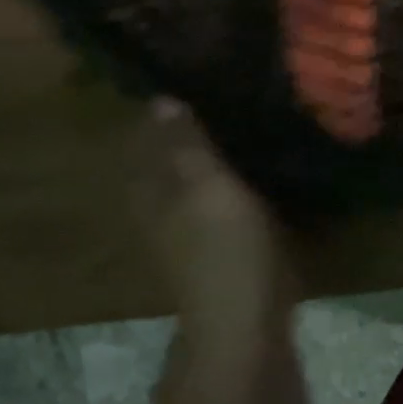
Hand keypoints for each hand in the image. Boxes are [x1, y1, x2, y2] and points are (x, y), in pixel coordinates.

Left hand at [135, 99, 295, 343]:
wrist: (245, 321)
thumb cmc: (226, 248)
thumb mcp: (209, 187)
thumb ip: (188, 146)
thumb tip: (161, 100)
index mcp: (153, 191)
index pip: (148, 142)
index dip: (163, 115)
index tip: (190, 82)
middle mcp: (163, 209)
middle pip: (168, 163)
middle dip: (186, 134)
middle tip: (221, 99)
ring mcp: (191, 233)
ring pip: (194, 184)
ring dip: (210, 159)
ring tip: (241, 128)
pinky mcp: (222, 250)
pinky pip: (221, 205)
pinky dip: (231, 186)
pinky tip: (253, 175)